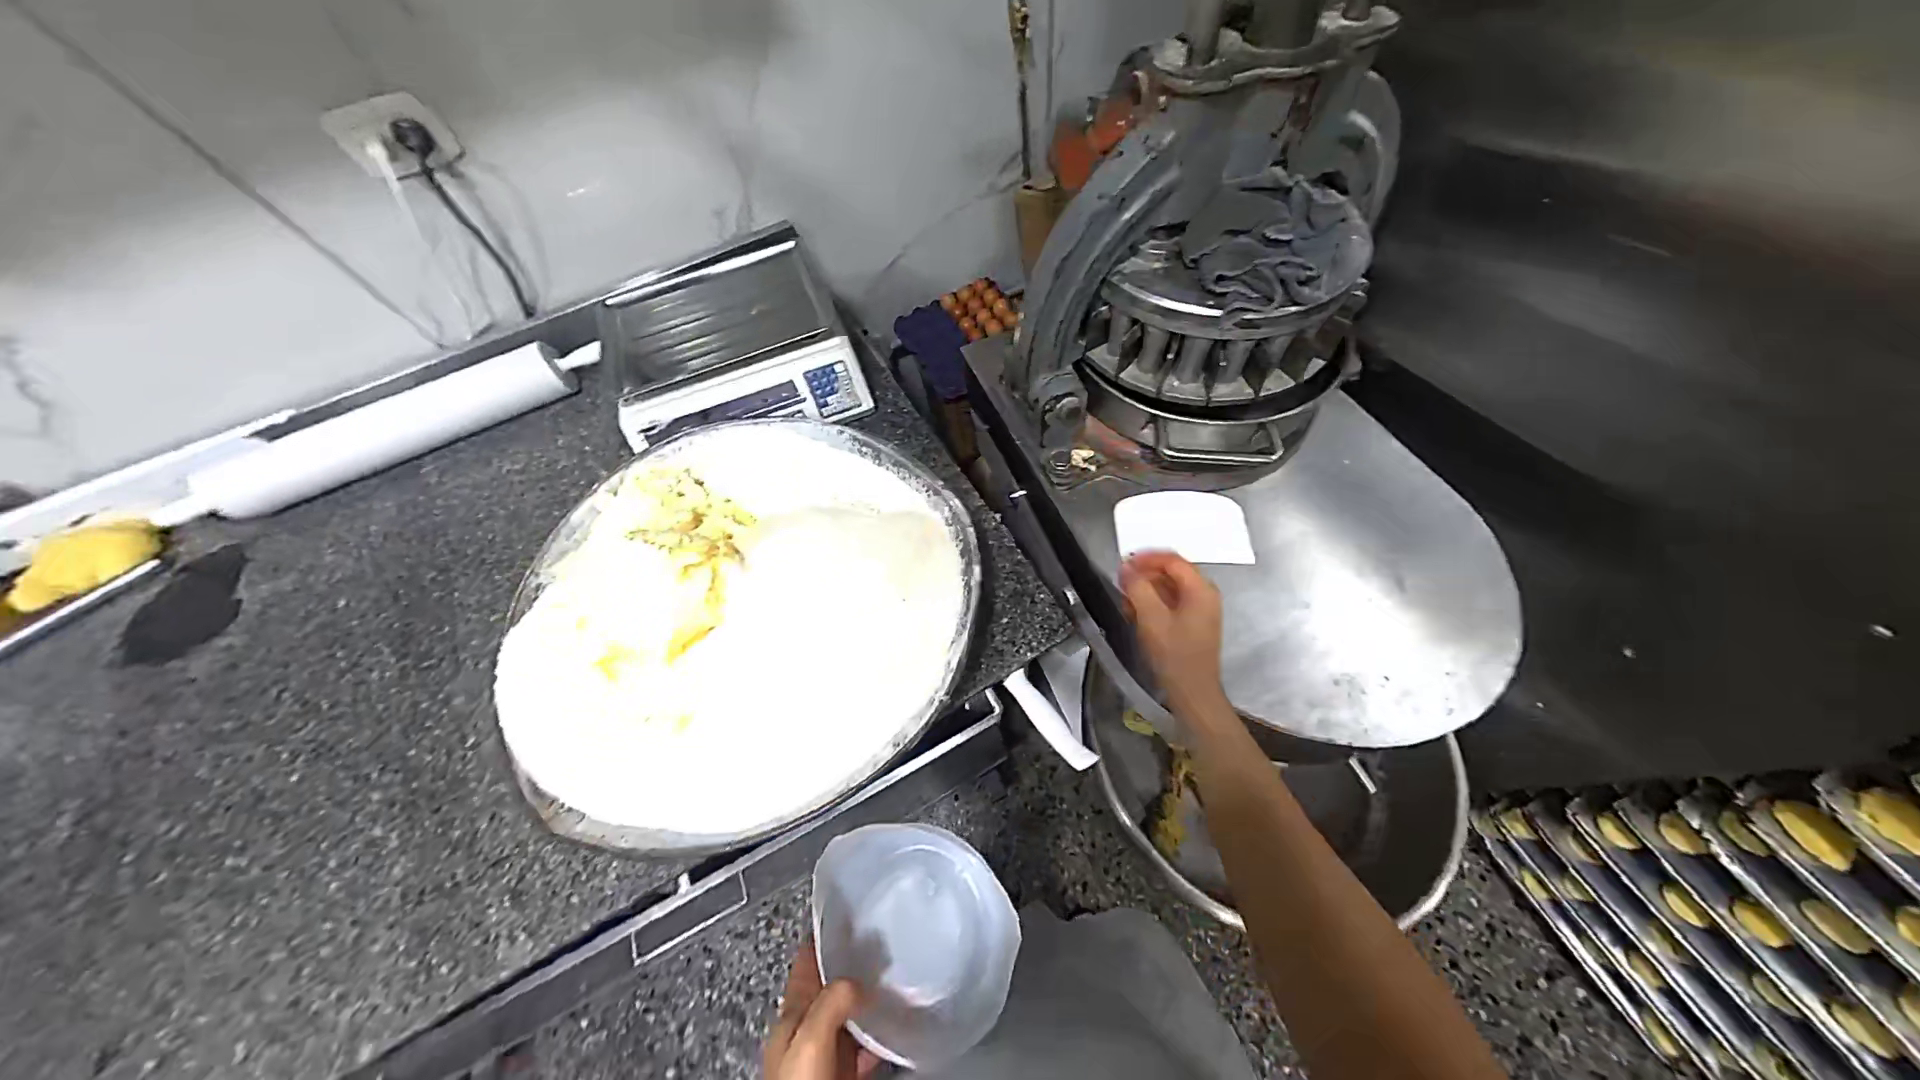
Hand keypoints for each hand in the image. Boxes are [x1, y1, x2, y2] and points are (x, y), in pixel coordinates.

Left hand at [764, 940, 879, 1079]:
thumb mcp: (811, 1036)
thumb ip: (832, 1000)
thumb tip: (860, 983)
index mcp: (791, 1012)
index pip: (807, 960)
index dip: (826, 936)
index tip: (852, 917)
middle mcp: (805, 1028)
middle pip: (830, 983)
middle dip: (854, 963)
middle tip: (882, 945)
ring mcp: (822, 1050)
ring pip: (847, 1010)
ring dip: (868, 995)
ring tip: (893, 979)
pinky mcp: (840, 1071)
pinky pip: (862, 1040)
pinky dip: (877, 1028)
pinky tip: (892, 1023)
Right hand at [1119, 552, 1226, 714]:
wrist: (1192, 692)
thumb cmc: (1174, 655)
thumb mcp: (1151, 618)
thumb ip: (1137, 588)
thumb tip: (1127, 569)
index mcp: (1200, 590)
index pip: (1172, 560)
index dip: (1146, 558)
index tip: (1123, 563)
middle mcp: (1204, 595)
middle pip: (1171, 572)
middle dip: (1144, 574)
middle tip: (1121, 580)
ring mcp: (1200, 610)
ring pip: (1169, 588)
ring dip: (1145, 589)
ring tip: (1124, 598)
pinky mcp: (1192, 624)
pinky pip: (1171, 603)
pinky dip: (1152, 603)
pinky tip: (1135, 612)